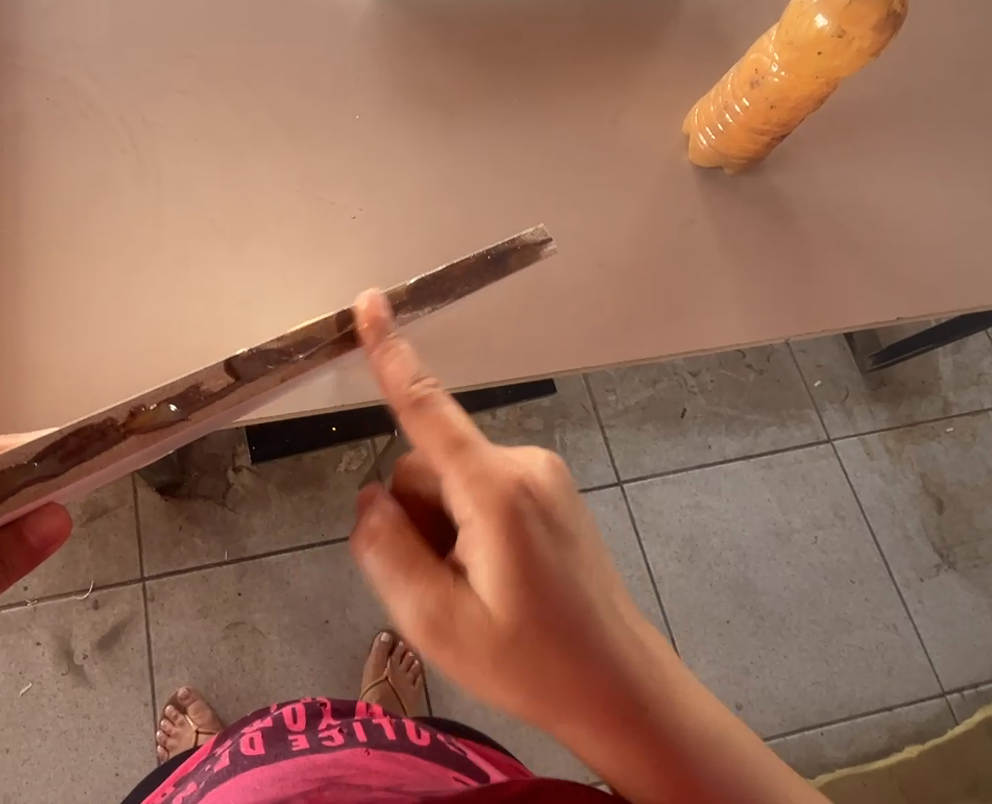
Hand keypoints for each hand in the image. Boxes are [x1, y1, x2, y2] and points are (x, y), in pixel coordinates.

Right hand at [347, 290, 821, 803]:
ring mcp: (540, 471)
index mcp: (494, 489)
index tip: (370, 303)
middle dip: (417, 519)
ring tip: (476, 587)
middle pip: (424, 467)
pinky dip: (467, 524)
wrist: (621, 688)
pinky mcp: (548, 485)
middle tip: (445, 587)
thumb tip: (370, 498)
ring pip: (447, 480)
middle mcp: (521, 461)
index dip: (391, 354)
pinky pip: (477, 487)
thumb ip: (386, 550)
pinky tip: (496, 574)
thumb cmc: (531, 664)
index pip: (426, 408)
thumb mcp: (436, 624)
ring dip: (441, 528)